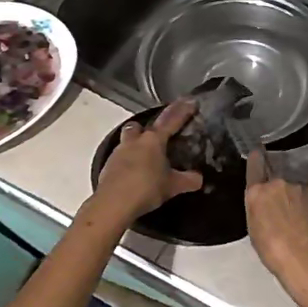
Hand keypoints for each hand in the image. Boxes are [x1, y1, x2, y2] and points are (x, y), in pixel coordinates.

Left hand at [88, 100, 202, 226]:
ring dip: (134, 145)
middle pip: (138, 126)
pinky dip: (127, 162)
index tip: (190, 101)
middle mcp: (134, 142)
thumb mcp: (173, 186)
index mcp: (153, 141)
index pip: (171, 121)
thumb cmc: (146, 188)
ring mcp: (118, 153)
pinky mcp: (107, 168)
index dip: (182, 111)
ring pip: (126, 141)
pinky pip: (119, 159)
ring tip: (144, 158)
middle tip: (155, 137)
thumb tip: (199, 178)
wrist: (113, 205)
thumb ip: (188, 180)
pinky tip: (133, 173)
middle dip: (145, 128)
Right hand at [245, 151, 307, 274]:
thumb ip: (257, 206)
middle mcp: (276, 182)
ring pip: (291, 186)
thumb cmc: (271, 249)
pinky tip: (306, 215)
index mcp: (256, 192)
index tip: (258, 151)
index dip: (256, 158)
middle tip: (279, 207)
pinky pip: (304, 192)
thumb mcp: (254, 227)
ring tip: (295, 215)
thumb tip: (261, 200)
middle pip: (274, 179)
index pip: (255, 165)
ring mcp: (296, 185)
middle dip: (276, 189)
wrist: (302, 255)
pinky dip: (304, 200)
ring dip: (291, 195)